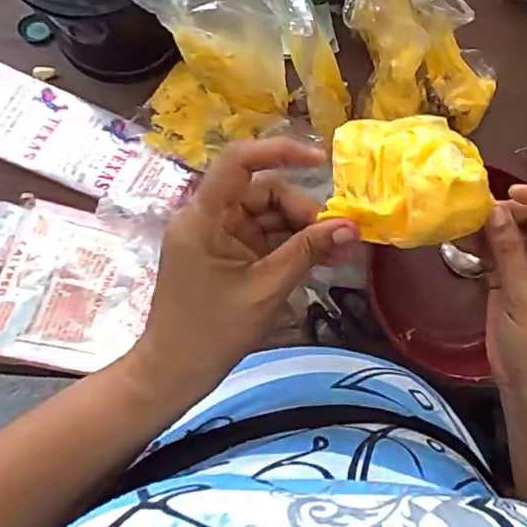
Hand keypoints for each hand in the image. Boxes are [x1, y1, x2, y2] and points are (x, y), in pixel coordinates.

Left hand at [130, 139, 359, 390]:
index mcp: (204, 216)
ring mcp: (218, 235)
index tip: (319, 160)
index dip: (280, 151)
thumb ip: (307, 252)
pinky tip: (319, 260)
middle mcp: (208, 217)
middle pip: (263, 191)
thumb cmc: (211, 332)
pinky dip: (291, 246)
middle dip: (302, 212)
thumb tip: (351, 228)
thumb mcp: (266, 288)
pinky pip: (265, 237)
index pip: (239, 161)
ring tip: (336, 254)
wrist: (175, 374)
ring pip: (269, 215)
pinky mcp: (228, 253)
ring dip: (303, 231)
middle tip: (337, 239)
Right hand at [481, 183, 526, 408]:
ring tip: (468, 218)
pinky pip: (495, 251)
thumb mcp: (525, 295)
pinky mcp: (505, 280)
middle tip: (483, 210)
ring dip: (492, 224)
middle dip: (512, 209)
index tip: (514, 194)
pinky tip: (462, 234)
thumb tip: (494, 210)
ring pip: (512, 233)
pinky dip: (480, 243)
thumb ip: (508, 250)